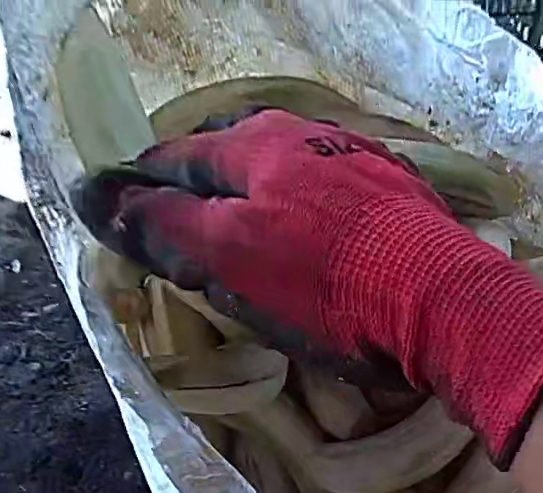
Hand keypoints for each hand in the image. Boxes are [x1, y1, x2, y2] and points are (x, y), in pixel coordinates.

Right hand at [72, 109, 542, 464]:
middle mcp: (304, 139)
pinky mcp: (394, 196)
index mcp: (255, 149)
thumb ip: (169, 227)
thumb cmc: (332, 288)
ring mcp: (355, 163)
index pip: (177, 159)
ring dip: (255, 200)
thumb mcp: (237, 262)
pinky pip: (329, 197)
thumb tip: (99, 199)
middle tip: (187, 229)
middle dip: (202, 189)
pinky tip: (312, 242)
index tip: (130, 216)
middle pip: (232, 160)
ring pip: (283, 175)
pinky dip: (304, 216)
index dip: (146, 188)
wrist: (444, 303)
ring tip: (245, 236)